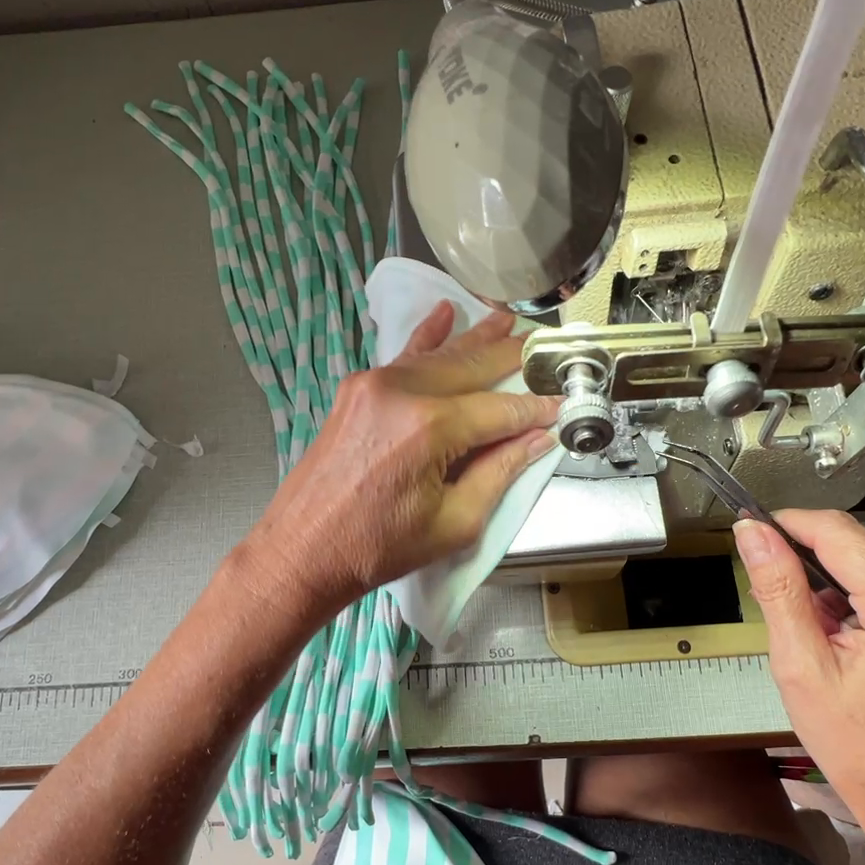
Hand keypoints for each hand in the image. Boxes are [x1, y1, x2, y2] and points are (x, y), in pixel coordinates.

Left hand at [239, 302, 559, 609]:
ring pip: (439, 357)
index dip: (535, 409)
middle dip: (511, 358)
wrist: (303, 550)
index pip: (500, 409)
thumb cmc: (375, 548)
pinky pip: (403, 357)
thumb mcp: (454, 523)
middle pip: (471, 367)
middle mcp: (400, 393)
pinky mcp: (356, 391)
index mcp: (428, 428)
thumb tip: (536, 441)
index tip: (561, 405)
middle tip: (544, 350)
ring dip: (475, 341)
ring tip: (507, 321)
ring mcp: (373, 385)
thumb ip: (499, 473)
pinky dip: (427, 338)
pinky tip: (443, 314)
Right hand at [735, 510, 864, 864]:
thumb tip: (751, 532)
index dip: (788, 524)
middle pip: (861, 541)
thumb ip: (778, 587)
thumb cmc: (855, 743)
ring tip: (817, 624)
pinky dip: (862, 588)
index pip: (839, 533)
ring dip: (836, 574)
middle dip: (811, 556)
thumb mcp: (800, 664)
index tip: (749, 528)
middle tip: (777, 594)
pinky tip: (846, 627)